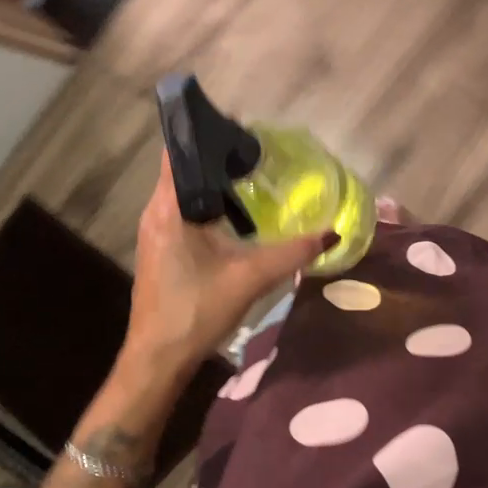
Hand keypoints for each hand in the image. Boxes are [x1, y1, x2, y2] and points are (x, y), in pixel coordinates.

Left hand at [125, 152, 329, 369]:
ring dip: (214, 184)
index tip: (242, 128)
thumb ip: (293, 252)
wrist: (158, 359)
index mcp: (170, 209)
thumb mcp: (251, 278)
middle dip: (218, 158)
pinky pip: (184, 212)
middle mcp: (155, 212)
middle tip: (258, 153)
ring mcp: (155, 232)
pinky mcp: (160, 250)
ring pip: (184, 192)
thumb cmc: (196, 311)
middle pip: (184, 169)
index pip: (179, 152)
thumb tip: (332, 234)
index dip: (207, 134)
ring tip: (252, 180)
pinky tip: (237, 219)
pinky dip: (209, 206)